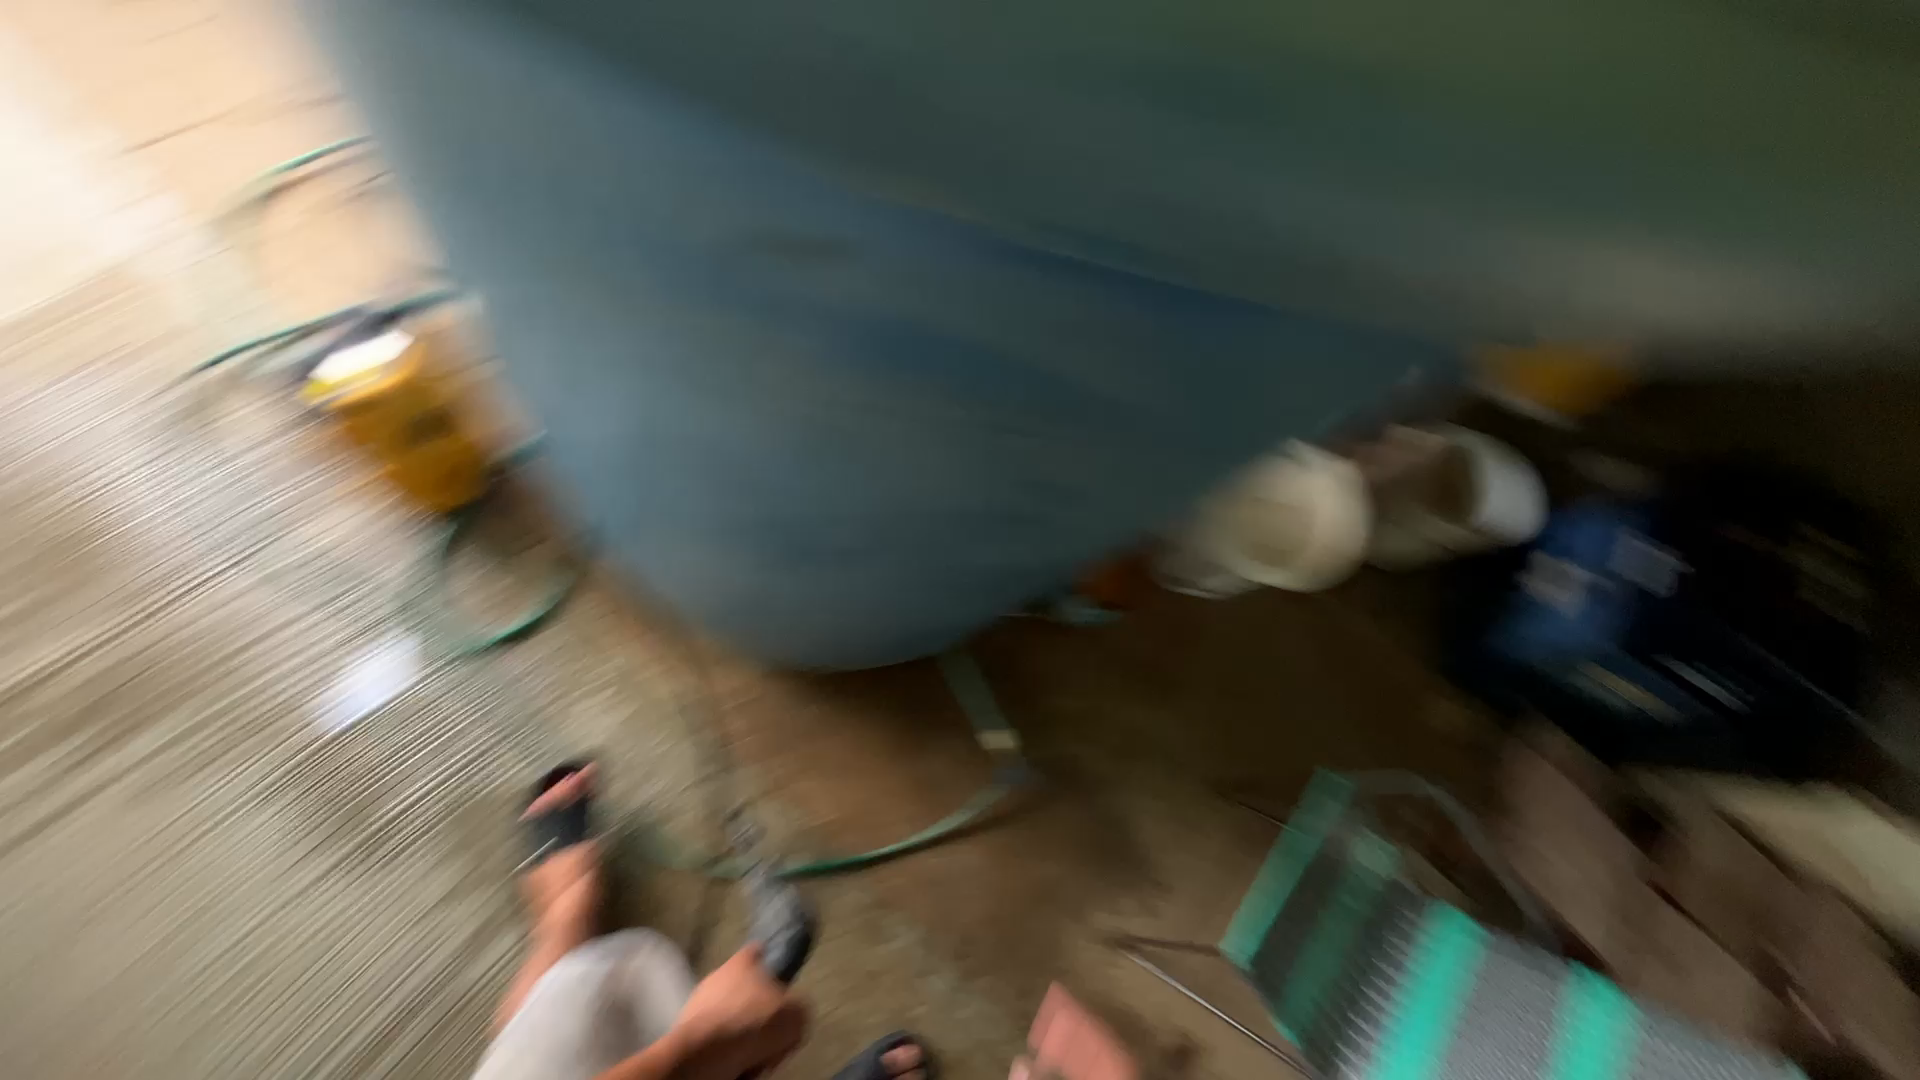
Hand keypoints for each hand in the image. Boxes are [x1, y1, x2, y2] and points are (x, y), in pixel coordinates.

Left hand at [669, 945, 808, 1079]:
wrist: (704, 1055)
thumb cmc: (752, 1024)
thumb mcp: (796, 1014)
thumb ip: (799, 1007)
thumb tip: (791, 1013)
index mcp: (743, 960)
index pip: (763, 953)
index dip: (777, 970)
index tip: (784, 993)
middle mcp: (718, 974)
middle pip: (749, 992)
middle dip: (762, 1016)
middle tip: (771, 1038)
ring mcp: (699, 1003)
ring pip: (733, 1020)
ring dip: (745, 1038)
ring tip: (754, 1057)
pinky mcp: (686, 1032)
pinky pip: (717, 1041)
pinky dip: (728, 1053)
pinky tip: (737, 1065)